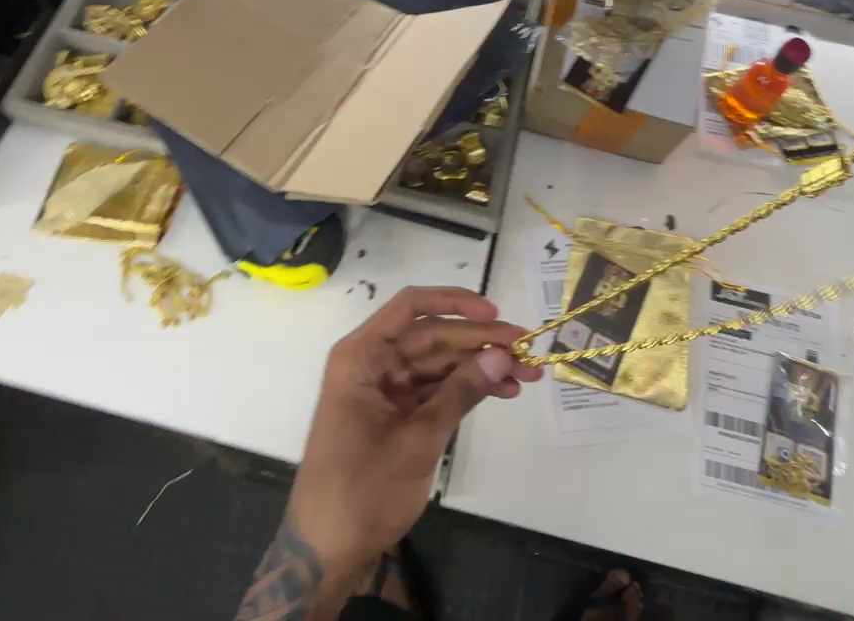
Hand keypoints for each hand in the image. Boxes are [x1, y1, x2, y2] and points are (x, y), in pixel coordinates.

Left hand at [288, 286, 542, 573]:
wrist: (325, 552)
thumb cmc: (362, 490)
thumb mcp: (417, 439)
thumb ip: (460, 392)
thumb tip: (502, 353)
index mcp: (362, 356)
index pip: (410, 307)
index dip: (454, 302)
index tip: (495, 313)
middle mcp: (372, 363)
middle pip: (432, 336)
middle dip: (480, 341)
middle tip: (528, 349)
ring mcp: (384, 390)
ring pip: (439, 363)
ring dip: (480, 366)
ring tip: (526, 374)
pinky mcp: (395, 415)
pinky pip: (435, 389)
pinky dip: (466, 390)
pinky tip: (502, 391)